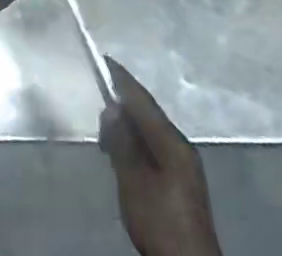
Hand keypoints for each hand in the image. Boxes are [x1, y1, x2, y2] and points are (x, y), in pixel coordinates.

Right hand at [99, 58, 220, 255]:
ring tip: (105, 132)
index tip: (104, 59)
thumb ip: (123, 142)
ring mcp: (183, 166)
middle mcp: (181, 148)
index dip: (123, 80)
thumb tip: (112, 108)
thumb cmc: (160, 221)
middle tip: (97, 98)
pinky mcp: (180, 181)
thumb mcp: (134, 181)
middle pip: (149, 114)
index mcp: (173, 143)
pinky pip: (154, 148)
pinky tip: (122, 154)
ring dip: (128, 125)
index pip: (143, 101)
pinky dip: (136, 142)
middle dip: (124, 102)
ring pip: (151, 132)